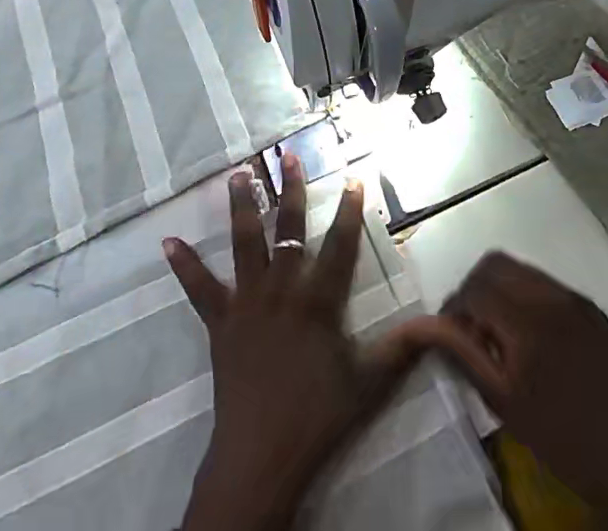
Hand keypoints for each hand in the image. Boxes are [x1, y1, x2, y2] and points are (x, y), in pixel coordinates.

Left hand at [164, 157, 467, 530]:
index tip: (352, 179)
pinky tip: (167, 241)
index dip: (349, 212)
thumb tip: (440, 322)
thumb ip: (404, 348)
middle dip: (290, 191)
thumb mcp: (370, 383)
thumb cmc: (319, 414)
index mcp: (318, 301)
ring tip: (238, 174)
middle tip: (288, 157)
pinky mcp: (219, 320)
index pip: (340, 247)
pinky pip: (199, 288)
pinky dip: (184, 264)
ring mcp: (246, 302)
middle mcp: (280, 290)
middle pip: (287, 231)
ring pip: (244, 243)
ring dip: (242, 207)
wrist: (263, 449)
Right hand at [436, 253, 607, 529]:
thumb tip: (422, 324)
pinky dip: (522, 296)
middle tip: (470, 326)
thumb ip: (460, 350)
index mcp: (528, 321)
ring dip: (497, 290)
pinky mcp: (589, 308)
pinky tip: (525, 335)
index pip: (473, 287)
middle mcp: (552, 298)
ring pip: (518, 269)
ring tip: (497, 331)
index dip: (454, 306)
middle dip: (473, 289)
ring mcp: (575, 299)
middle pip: (494, 264)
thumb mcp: (500, 398)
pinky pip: (542, 284)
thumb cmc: (561, 436)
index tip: (451, 334)